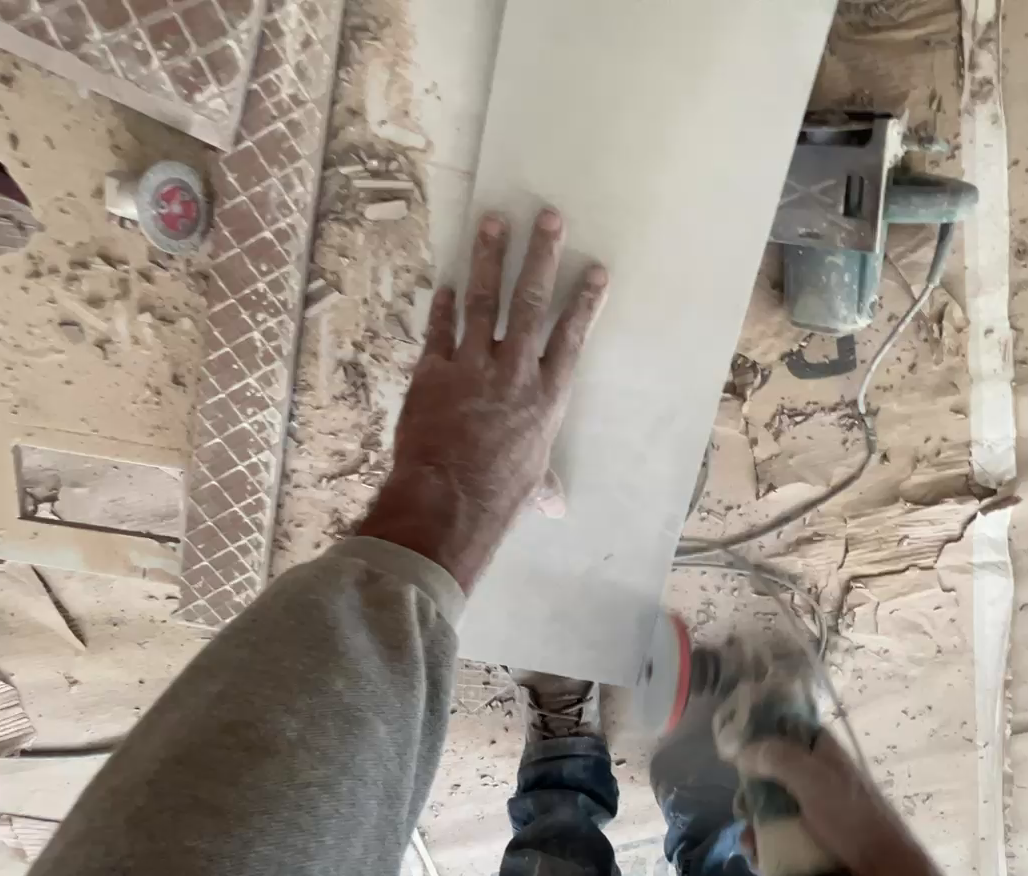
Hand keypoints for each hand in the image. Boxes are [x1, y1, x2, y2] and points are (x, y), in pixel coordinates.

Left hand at [355, 209, 608, 589]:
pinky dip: (441, 306)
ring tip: (494, 221)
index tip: (594, 270)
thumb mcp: (532, 483)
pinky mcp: (433, 372)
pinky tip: (444, 282)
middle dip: (540, 258)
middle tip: (547, 217)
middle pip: (530, 304)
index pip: (571, 337)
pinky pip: (439, 330)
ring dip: (489, 259)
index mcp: (547, 396)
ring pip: (483, 302)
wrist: (451, 497)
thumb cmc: (501, 493)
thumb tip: (556, 507)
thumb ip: (544, 483)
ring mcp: (472, 366)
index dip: (583, 301)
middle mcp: (515, 371)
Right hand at [739, 733, 960, 875]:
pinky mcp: (812, 838)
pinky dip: (765, 844)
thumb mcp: (812, 779)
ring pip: (772, 808)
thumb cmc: (850, 816)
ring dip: (755, 824)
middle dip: (752, 793)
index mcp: (821, 751)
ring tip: (749, 843)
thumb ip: (777, 758)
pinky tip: (757, 857)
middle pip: (771, 773)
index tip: (735, 752)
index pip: (786, 730)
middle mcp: (816, 775)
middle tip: (743, 809)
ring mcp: (814, 809)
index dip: (760, 737)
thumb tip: (741, 751)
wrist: (884, 873)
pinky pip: (780, 835)